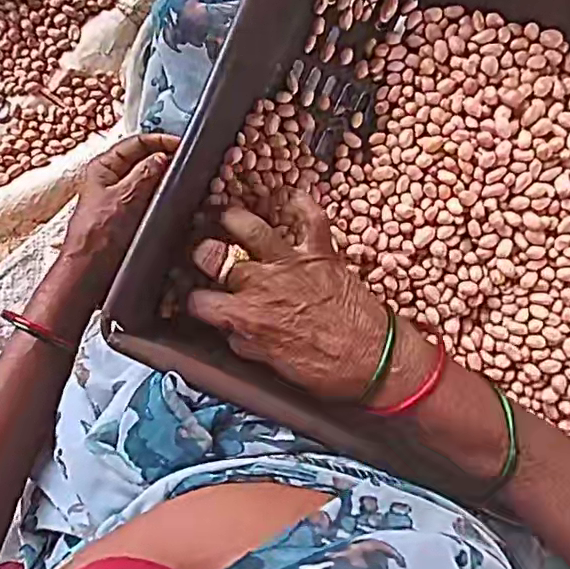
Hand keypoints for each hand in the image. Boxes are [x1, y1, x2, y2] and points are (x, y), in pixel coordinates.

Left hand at [58, 133, 179, 283]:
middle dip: (167, 160)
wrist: (92, 270)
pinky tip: (178, 200)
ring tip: (187, 181)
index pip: (136, 142)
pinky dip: (166, 197)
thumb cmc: (96, 236)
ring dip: (168, 179)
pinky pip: (154, 199)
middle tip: (188, 163)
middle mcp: (113, 180)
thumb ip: (145, 173)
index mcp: (103, 167)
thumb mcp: (124, 197)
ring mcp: (124, 198)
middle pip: (145, 160)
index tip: (181, 144)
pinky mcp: (133, 216)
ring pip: (152, 180)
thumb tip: (163, 156)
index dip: (160, 141)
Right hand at [188, 193, 435, 403]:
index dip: (195, 302)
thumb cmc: (328, 370)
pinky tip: (291, 198)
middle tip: (206, 254)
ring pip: (251, 228)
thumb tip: (233, 331)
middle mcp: (262, 285)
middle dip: (204, 255)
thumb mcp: (274, 366)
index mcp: (246, 317)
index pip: (201, 303)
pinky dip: (302, 205)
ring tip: (227, 216)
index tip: (199, 303)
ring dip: (235, 219)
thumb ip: (248, 343)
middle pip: (216, 258)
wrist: (374, 360)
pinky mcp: (320, 253)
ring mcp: (291, 264)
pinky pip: (310, 218)